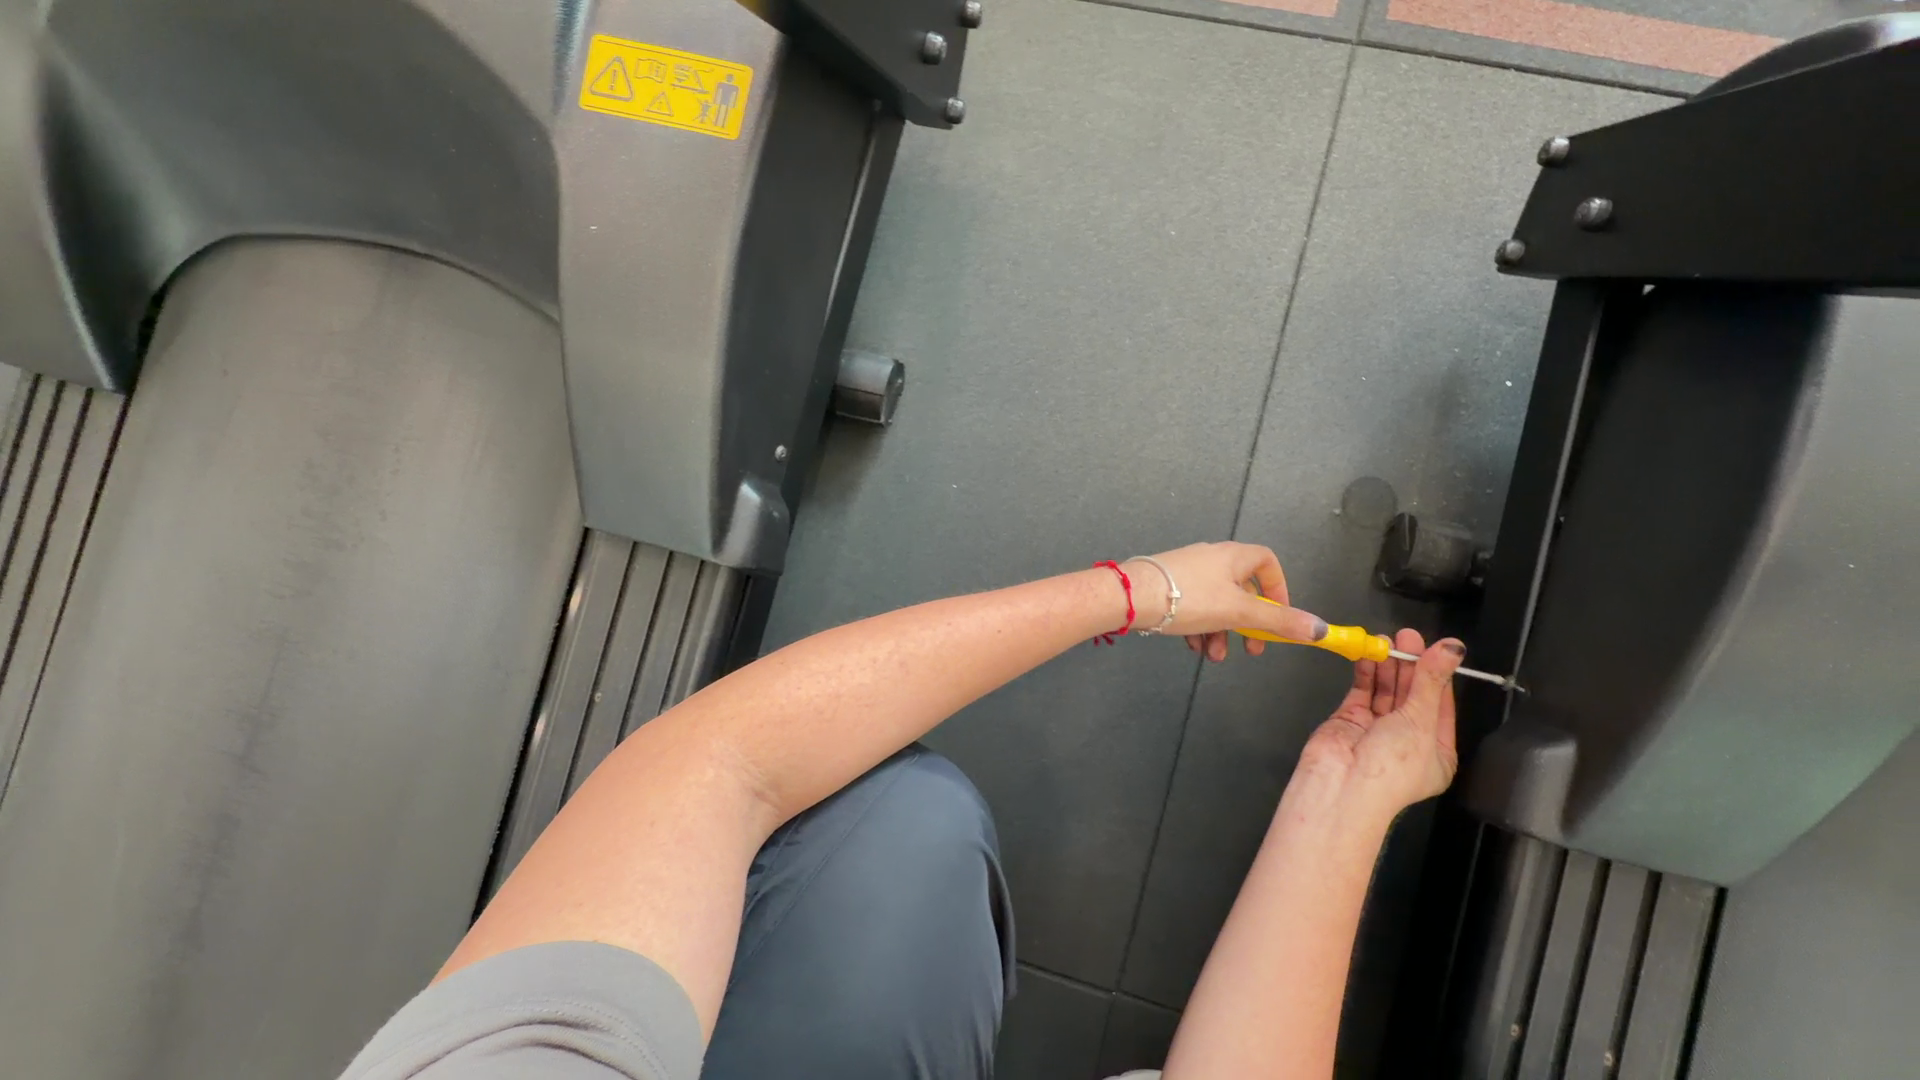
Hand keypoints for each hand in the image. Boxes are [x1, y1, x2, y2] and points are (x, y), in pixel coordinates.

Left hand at [1121, 543, 1325, 659]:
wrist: (1132, 596)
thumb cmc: (1191, 599)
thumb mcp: (1239, 613)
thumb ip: (1279, 621)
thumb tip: (1321, 629)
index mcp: (1233, 556)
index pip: (1267, 562)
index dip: (1278, 589)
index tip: (1279, 617)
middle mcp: (1212, 558)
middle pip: (1242, 591)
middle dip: (1247, 624)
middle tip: (1250, 650)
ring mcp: (1187, 572)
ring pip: (1216, 605)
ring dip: (1221, 632)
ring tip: (1213, 655)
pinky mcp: (1167, 586)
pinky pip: (1193, 607)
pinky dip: (1199, 627)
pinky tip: (1192, 646)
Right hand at [1298, 629, 1462, 813]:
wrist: (1342, 786)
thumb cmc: (1393, 764)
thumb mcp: (1420, 721)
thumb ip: (1430, 680)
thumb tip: (1453, 646)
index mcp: (1436, 751)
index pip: (1440, 705)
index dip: (1438, 674)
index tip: (1436, 645)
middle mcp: (1407, 739)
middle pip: (1412, 694)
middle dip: (1411, 665)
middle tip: (1407, 635)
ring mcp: (1377, 729)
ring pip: (1386, 691)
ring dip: (1388, 666)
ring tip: (1387, 639)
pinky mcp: (1350, 719)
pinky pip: (1362, 692)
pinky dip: (1366, 673)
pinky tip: (1370, 653)